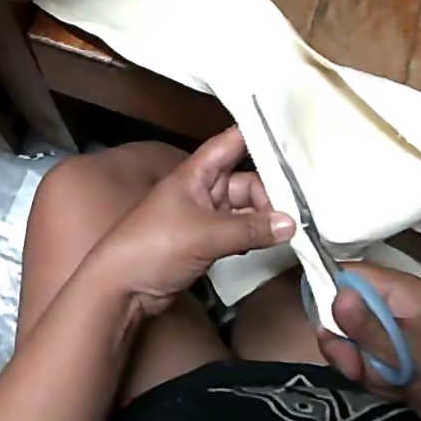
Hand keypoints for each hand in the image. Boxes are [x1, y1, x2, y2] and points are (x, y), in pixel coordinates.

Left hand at [85, 127, 294, 315]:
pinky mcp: (207, 241)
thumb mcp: (205, 234)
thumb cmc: (155, 246)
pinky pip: (239, 230)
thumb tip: (292, 224)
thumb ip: (250, 229)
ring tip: (291, 227)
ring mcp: (205, 216)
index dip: (256, 134)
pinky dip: (255, 234)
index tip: (290, 132)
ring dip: (265, 217)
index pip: (231, 143)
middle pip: (246, 181)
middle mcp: (203, 190)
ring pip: (245, 208)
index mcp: (195, 174)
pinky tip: (271, 241)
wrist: (122, 288)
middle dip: (270, 192)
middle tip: (298, 208)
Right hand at [317, 266, 420, 420]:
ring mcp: (394, 337)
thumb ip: (370, 329)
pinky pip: (366, 365)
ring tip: (389, 383)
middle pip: (342, 312)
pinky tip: (396, 393)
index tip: (328, 329)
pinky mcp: (396, 363)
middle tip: (359, 367)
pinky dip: (374, 381)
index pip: (347, 275)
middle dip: (345, 343)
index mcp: (399, 292)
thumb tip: (334, 294)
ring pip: (352, 344)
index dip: (328, 294)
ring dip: (361, 367)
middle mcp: (392, 308)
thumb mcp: (414, 355)